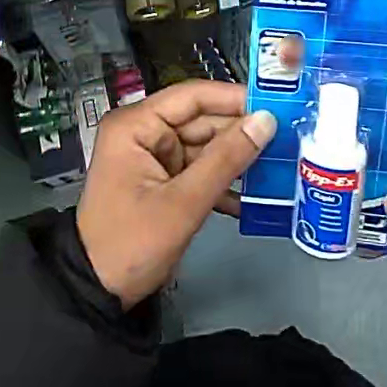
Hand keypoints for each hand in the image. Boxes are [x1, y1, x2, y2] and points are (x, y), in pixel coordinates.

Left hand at [76, 81, 276, 307]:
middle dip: (242, 133)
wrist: (98, 290)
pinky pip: (200, 170)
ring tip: (279, 167)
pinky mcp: (163, 181)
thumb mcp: (182, 202)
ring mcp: (153, 157)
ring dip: (238, 160)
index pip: (192, 96)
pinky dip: (223, 182)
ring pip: (206, 147)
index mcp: (135, 125)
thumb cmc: (129, 244)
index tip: (276, 105)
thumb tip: (264, 122)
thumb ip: (225, 160)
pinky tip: (253, 196)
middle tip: (288, 140)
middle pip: (202, 121)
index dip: (234, 98)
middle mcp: (143, 133)